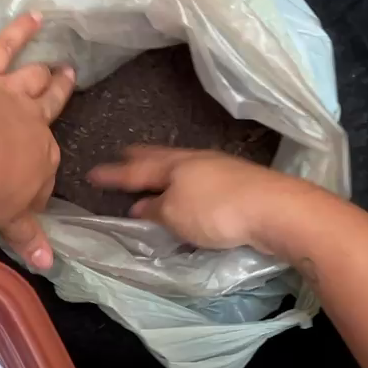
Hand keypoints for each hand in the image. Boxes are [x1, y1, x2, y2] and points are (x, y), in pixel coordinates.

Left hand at [0, 13, 75, 268]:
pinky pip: (5, 47)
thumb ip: (28, 238)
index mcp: (42, 160)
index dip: (40, 176)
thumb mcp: (8, 219)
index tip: (33, 185)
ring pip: (33, 79)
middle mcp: (33, 123)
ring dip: (45, 70)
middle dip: (60, 97)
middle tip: (70, 78)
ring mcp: (9, 94)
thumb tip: (48, 266)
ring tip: (56, 60)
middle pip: (49, 109)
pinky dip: (18, 30)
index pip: (45, 169)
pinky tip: (33, 15)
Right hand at [88, 145, 321, 251]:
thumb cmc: (216, 211)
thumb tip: (139, 206)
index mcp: (173, 167)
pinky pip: (199, 176)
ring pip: (181, 164)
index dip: (113, 174)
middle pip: (160, 158)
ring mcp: (219, 168)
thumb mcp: (175, 214)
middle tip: (123, 153)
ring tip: (152, 168)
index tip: (91, 173)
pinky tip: (187, 185)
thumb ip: (154, 210)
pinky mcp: (238, 181)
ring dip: (163, 167)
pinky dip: (184, 179)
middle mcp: (194, 161)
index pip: (134, 171)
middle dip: (139, 158)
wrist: (275, 210)